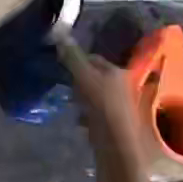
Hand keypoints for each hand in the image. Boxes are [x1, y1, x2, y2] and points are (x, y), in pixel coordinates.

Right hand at [61, 46, 150, 169]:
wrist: (116, 147)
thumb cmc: (102, 107)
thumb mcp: (84, 78)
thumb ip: (73, 58)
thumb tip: (60, 35)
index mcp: (117, 71)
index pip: (94, 59)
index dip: (77, 59)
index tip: (61, 65)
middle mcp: (122, 85)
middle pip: (95, 76)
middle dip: (79, 80)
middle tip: (64, 85)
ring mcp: (119, 106)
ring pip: (95, 95)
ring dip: (82, 98)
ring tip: (69, 103)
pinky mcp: (114, 124)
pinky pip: (96, 113)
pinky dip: (86, 114)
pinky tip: (78, 120)